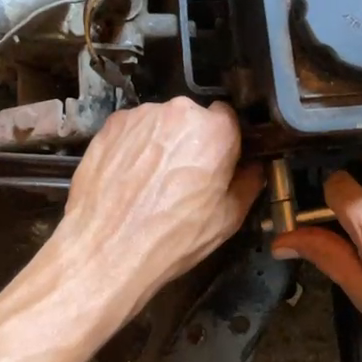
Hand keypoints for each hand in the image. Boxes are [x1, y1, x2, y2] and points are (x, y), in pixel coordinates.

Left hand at [55, 98, 263, 303]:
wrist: (108, 250)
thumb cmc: (174, 237)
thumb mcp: (228, 219)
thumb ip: (248, 183)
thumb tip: (253, 167)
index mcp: (216, 130)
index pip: (227, 118)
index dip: (222, 141)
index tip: (215, 162)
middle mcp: (180, 112)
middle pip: (192, 119)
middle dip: (190, 141)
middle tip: (180, 176)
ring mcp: (142, 115)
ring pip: (160, 123)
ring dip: (160, 142)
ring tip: (149, 181)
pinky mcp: (112, 124)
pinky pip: (132, 129)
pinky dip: (132, 146)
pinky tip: (127, 177)